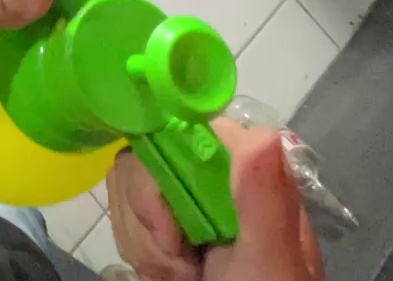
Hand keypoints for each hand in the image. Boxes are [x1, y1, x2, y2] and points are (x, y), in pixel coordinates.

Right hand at [107, 120, 322, 280]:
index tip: (172, 227)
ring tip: (178, 275)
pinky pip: (121, 206)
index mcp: (244, 169)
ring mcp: (183, 191)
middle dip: (148, 216)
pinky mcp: (161, 213)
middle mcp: (211, 170)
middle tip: (181, 263)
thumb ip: (264, 200)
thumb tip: (261, 133)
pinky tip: (166, 273)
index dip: (160, 168)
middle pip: (145, 153)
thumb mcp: (271, 264)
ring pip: (125, 179)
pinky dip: (136, 246)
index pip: (182, 127)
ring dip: (142, 239)